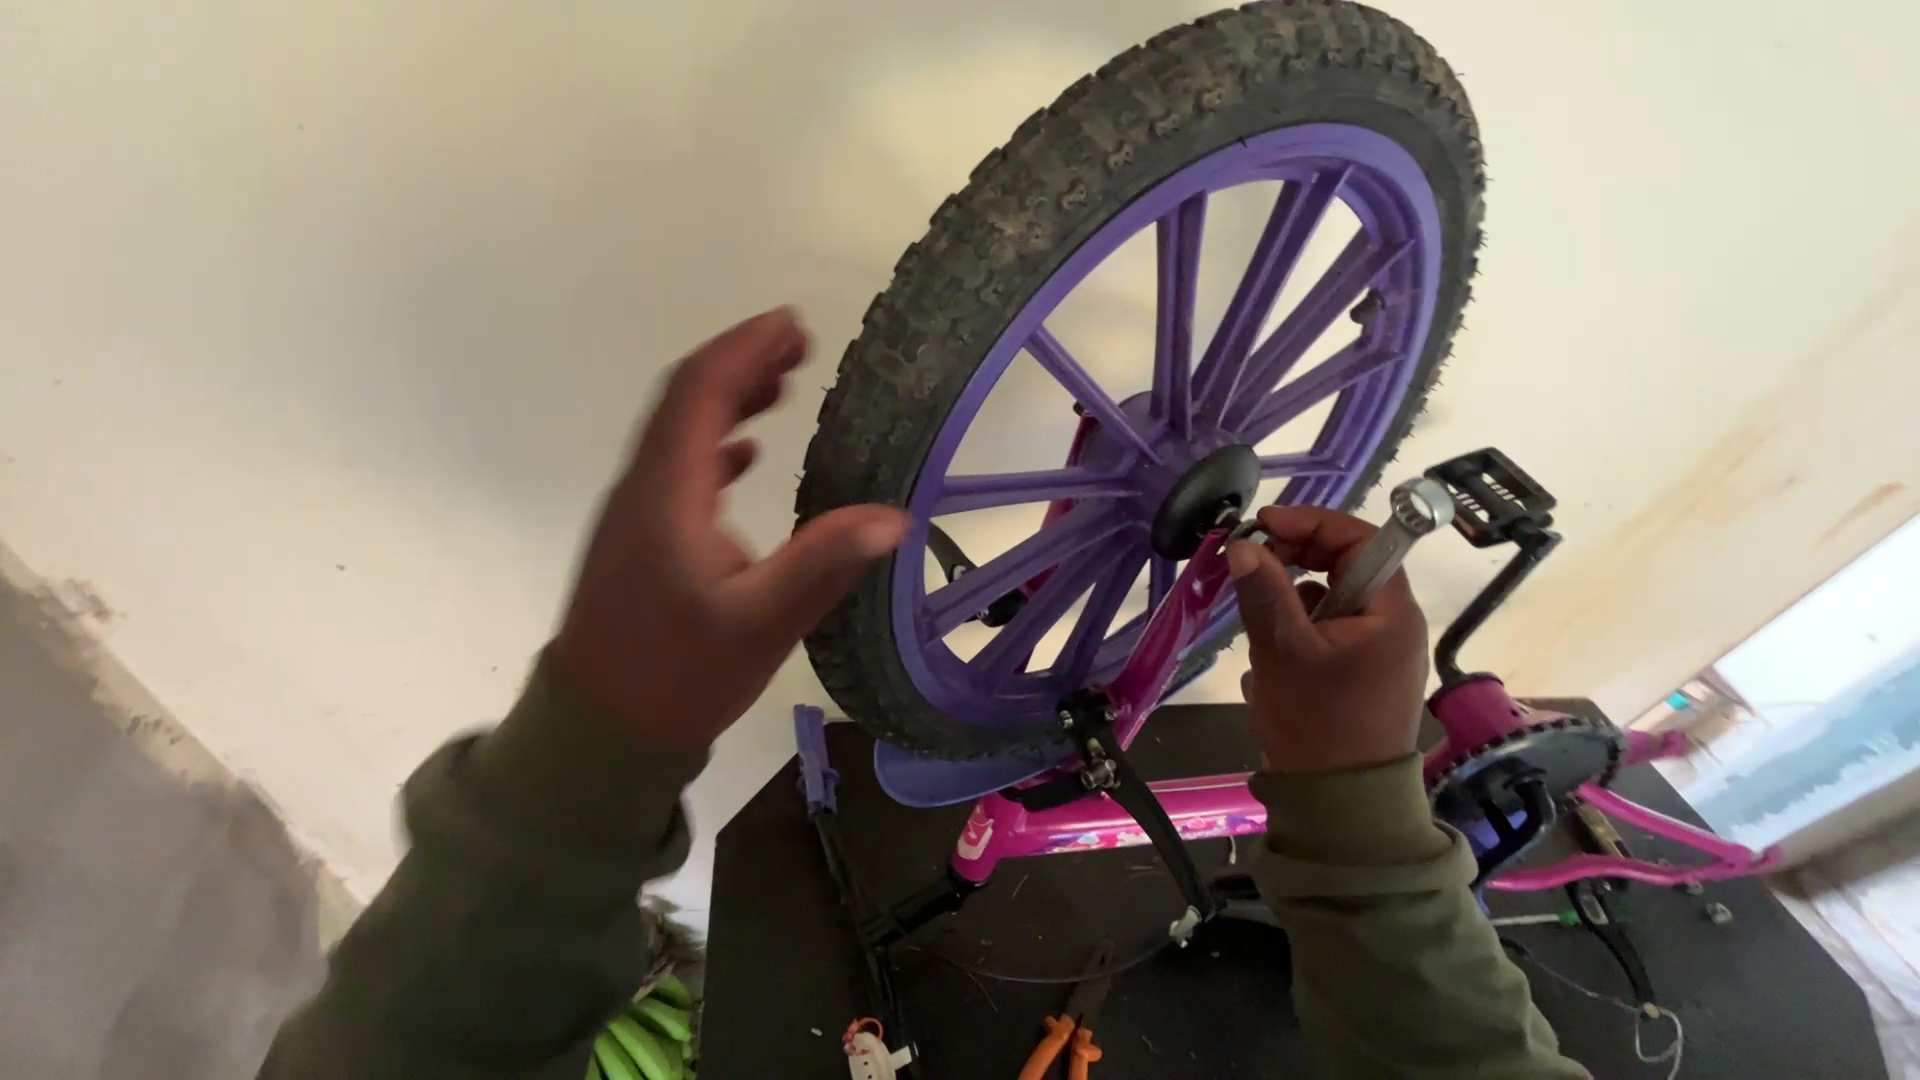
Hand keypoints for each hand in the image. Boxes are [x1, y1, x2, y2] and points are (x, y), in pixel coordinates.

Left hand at [549, 309, 908, 745]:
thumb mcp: (761, 623)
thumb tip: (893, 517)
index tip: (793, 326)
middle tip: (799, 347)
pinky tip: (746, 456)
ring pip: (679, 433)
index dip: (744, 350)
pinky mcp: (639, 542)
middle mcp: (643, 490)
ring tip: (782, 386)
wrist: (600, 731)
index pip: (700, 393)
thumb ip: (823, 564)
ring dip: (727, 400)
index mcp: (667, 494)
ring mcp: (635, 515)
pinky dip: (714, 446)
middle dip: (740, 364)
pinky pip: (678, 470)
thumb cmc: (678, 675)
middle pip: (685, 402)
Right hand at [1226, 505, 1429, 774]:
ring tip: (1257, 622)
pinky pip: (1322, 629)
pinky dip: (1293, 629)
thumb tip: (1243, 545)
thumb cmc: (1317, 722)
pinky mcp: (1355, 672)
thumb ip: (1264, 591)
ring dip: (1288, 598)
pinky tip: (1270, 656)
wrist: (1337, 804)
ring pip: (1326, 598)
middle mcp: (1390, 623)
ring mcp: (1374, 649)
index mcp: (1389, 611)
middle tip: (1250, 564)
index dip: (1311, 522)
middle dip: (1294, 559)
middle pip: (1342, 565)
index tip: (1263, 523)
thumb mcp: (1283, 650)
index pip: (1360, 539)